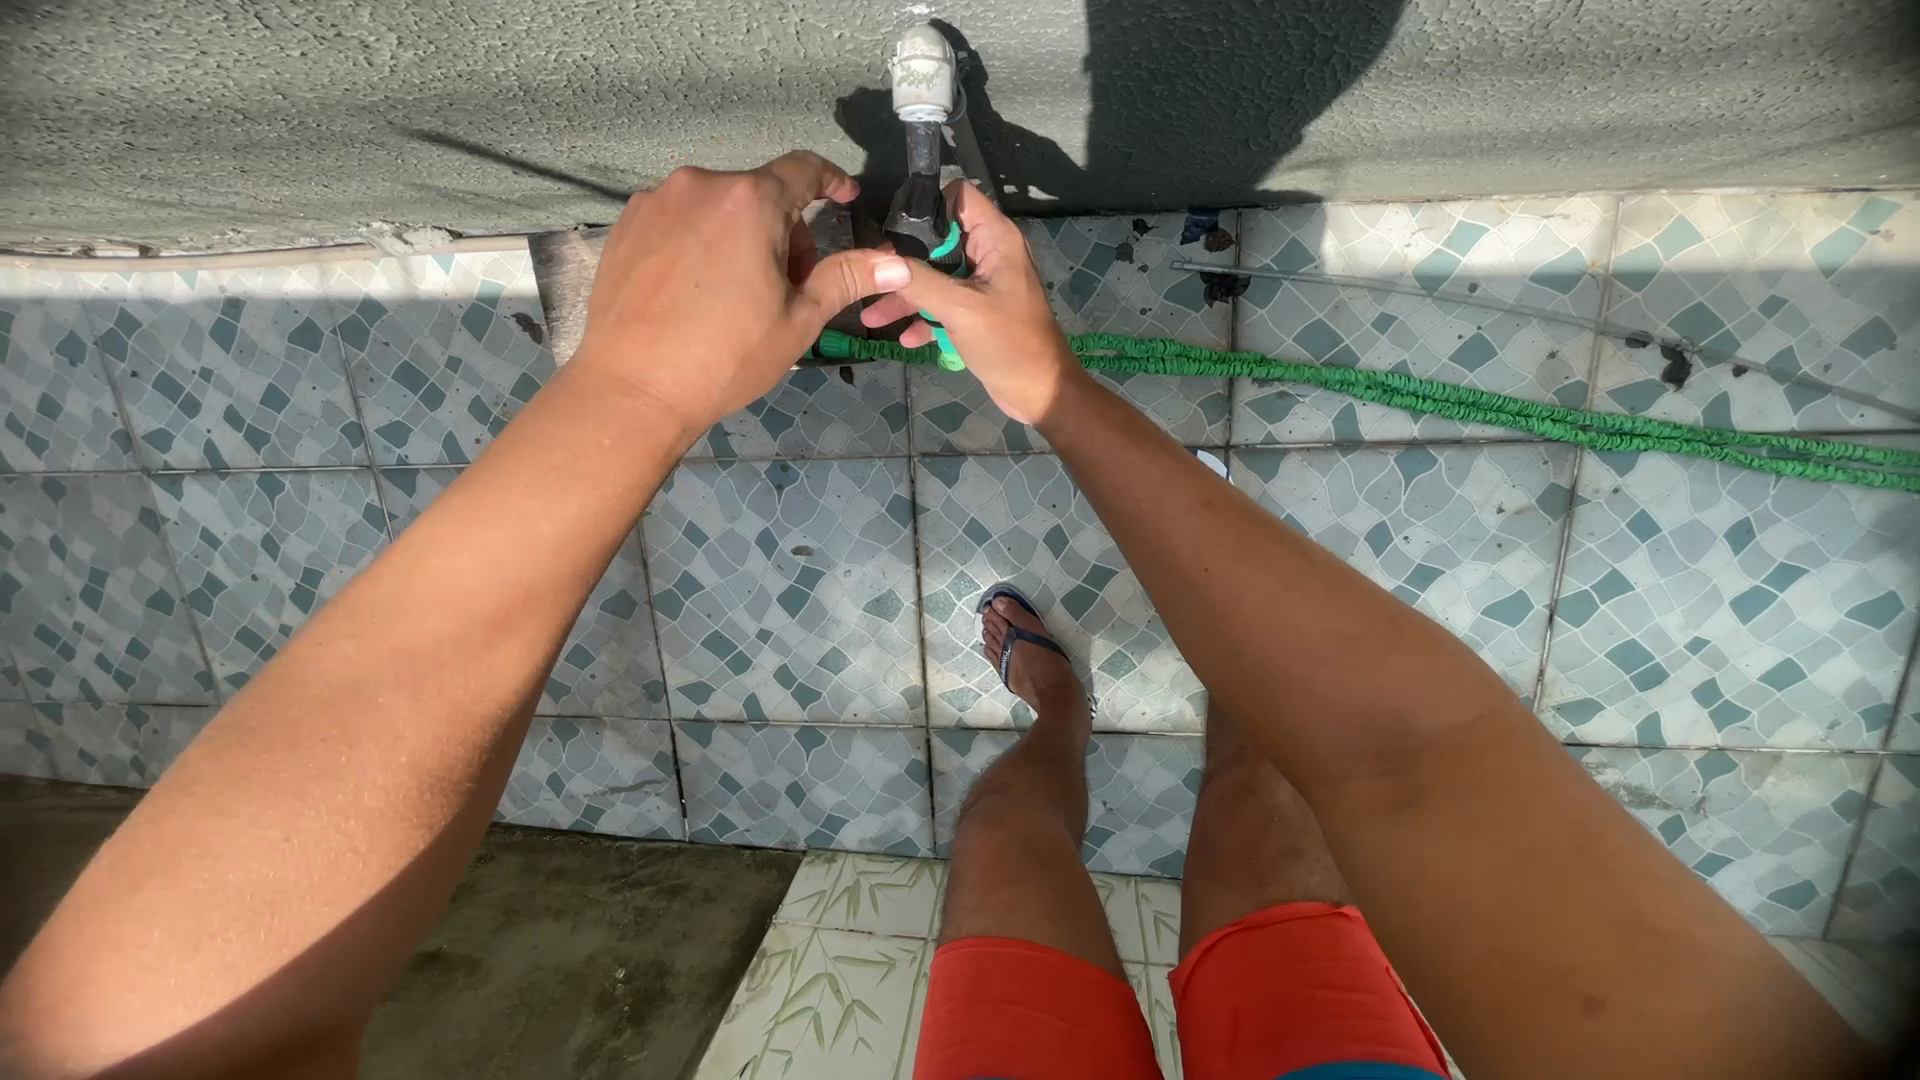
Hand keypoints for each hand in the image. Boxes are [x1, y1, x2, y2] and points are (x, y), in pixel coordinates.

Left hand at [574, 151, 912, 433]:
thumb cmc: (728, 357)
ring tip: (736, 297)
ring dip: (742, 238)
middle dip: (784, 233)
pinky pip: (681, 220)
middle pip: (761, 195)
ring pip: (719, 208)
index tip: (846, 198)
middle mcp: (699, 184)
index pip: (803, 170)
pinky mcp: (626, 223)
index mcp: (750, 202)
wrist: (634, 387)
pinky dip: (702, 244)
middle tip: (785, 290)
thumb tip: (898, 265)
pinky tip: (696, 294)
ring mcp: (655, 201)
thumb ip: (847, 279)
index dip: (832, 181)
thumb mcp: (799, 320)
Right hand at [858, 180, 1085, 424]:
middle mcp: (990, 255)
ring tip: (871, 318)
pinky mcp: (979, 314)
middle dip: (905, 260)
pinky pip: (945, 307)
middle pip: (940, 241)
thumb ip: (919, 280)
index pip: (958, 197)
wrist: (1040, 392)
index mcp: (996, 239)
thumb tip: (879, 259)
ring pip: (938, 278)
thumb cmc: (1008, 343)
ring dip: (907, 297)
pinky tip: (904, 340)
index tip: (893, 233)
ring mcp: (984, 286)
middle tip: (871, 278)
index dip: (926, 208)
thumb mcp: (959, 309)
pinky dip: (926, 320)